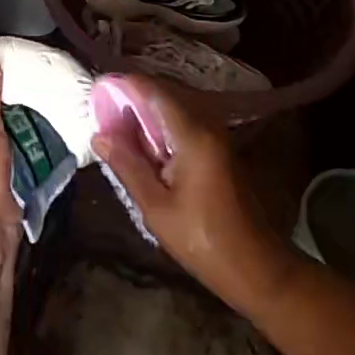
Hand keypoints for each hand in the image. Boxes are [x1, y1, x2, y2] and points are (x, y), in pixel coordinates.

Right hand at [89, 74, 293, 305]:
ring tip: (115, 122)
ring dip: (145, 107)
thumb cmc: (204, 240)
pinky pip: (182, 120)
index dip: (122, 84)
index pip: (153, 90)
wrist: (259, 270)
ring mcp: (216, 137)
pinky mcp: (217, 149)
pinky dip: (158, 121)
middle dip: (131, 93)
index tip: (95, 90)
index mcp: (192, 136)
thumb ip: (126, 165)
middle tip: (101, 108)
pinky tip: (141, 140)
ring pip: (174, 105)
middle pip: (164, 91)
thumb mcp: (155, 207)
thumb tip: (99, 135)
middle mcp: (208, 126)